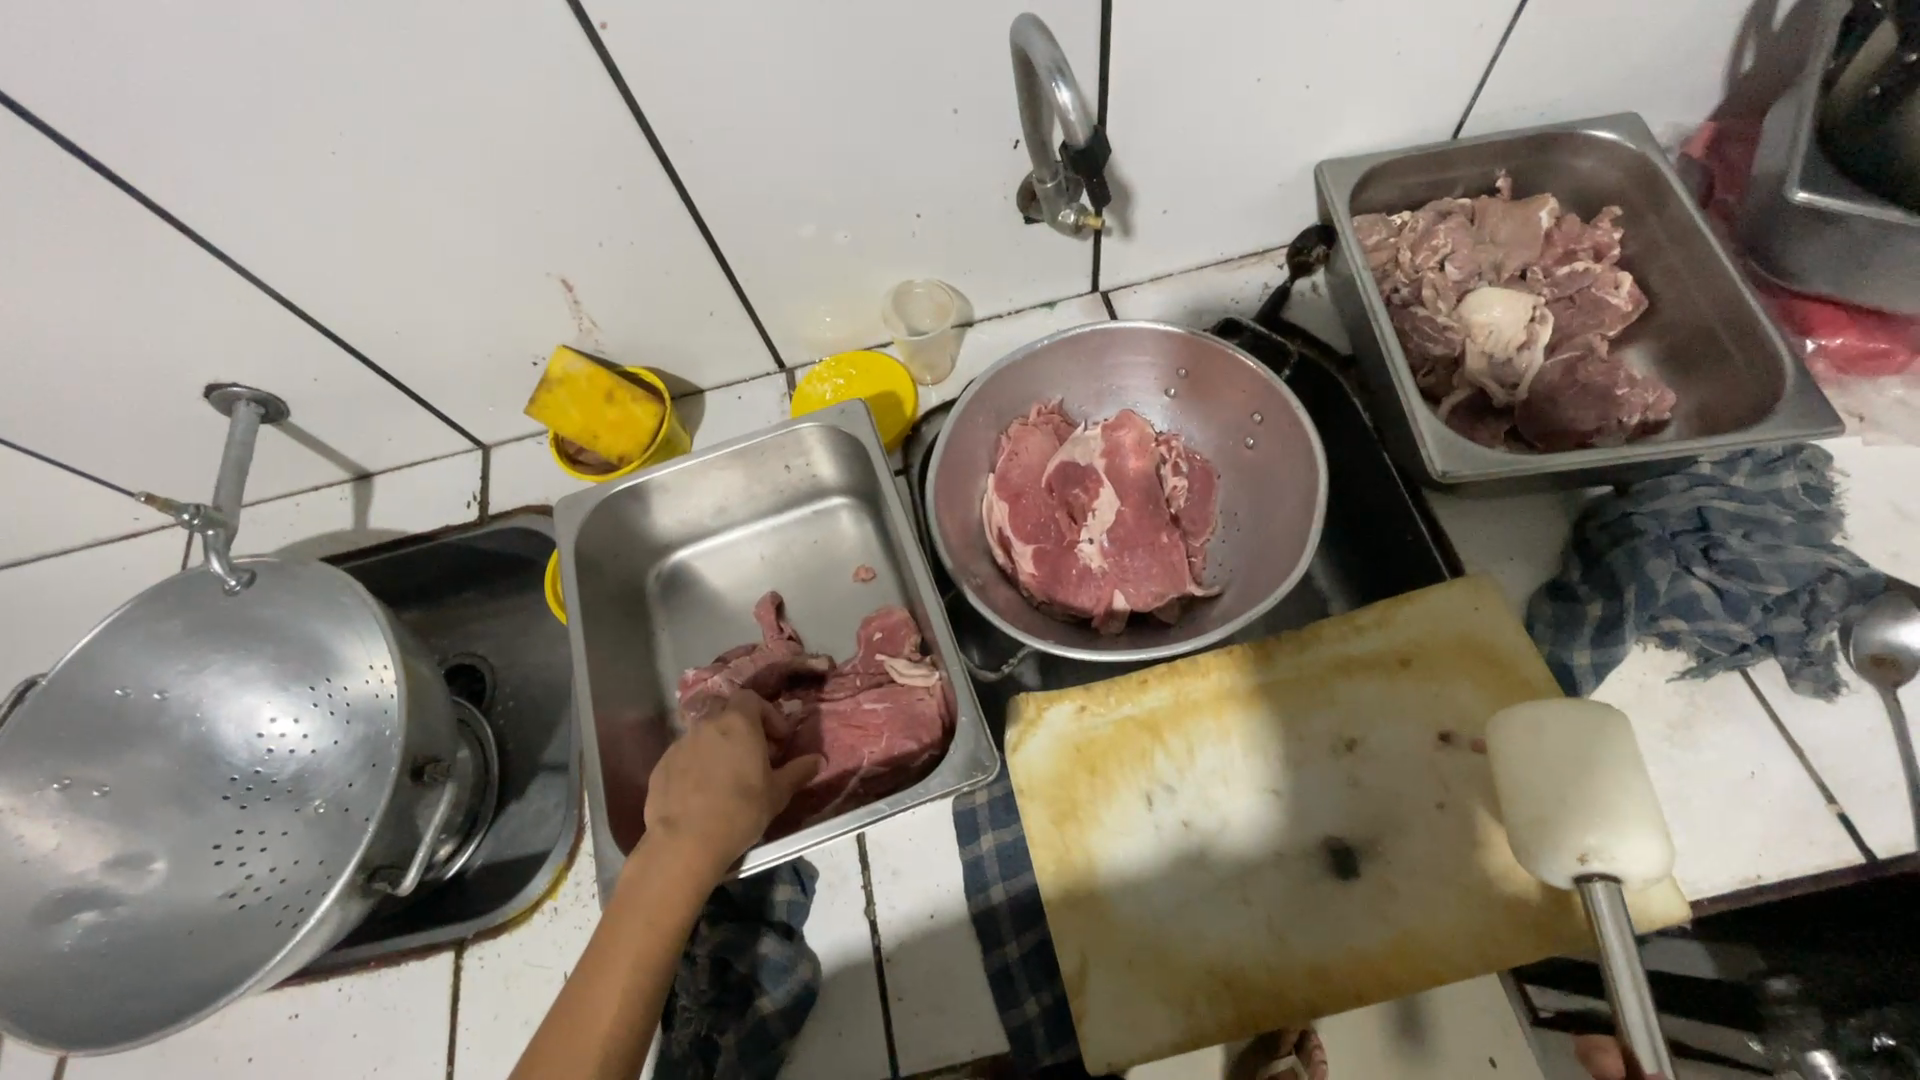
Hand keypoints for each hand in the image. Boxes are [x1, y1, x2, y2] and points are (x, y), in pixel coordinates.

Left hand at [639, 689, 822, 883]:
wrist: (685, 842)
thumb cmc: (740, 811)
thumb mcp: (778, 793)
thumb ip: (798, 771)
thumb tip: (819, 760)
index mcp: (737, 723)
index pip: (751, 698)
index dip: (766, 714)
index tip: (777, 739)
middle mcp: (706, 725)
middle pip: (726, 713)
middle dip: (741, 728)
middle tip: (754, 755)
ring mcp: (680, 744)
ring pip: (704, 735)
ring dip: (718, 747)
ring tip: (727, 776)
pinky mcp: (661, 766)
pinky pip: (685, 756)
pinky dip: (697, 765)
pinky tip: (702, 792)